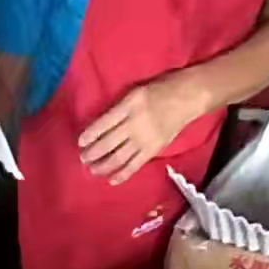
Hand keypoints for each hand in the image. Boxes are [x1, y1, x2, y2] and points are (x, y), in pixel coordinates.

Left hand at [77, 75, 203, 184]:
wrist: (188, 97)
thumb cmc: (162, 89)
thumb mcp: (137, 92)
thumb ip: (121, 109)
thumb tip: (103, 126)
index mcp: (129, 104)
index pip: (104, 123)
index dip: (91, 135)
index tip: (80, 143)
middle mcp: (135, 123)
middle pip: (109, 142)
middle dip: (93, 153)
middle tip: (83, 158)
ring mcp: (144, 139)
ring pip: (119, 157)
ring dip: (104, 165)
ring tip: (93, 170)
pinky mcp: (153, 150)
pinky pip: (134, 166)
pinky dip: (122, 174)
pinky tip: (111, 179)